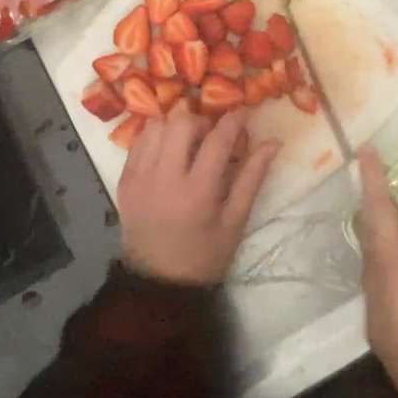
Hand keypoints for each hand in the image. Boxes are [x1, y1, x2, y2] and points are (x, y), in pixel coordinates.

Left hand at [117, 110, 279, 284]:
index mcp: (197, 192)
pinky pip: (139, 142)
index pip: (217, 140)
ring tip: (189, 142)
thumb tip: (272, 143)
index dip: (234, 121)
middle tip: (213, 135)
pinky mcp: (124, 180)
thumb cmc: (204, 256)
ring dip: (177, 126)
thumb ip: (252, 178)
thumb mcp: (235, 221)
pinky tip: (169, 152)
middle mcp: (164, 178)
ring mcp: (139, 178)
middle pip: (181, 122)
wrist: (157, 283)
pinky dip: (156, 138)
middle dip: (202, 121)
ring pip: (156, 126)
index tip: (243, 114)